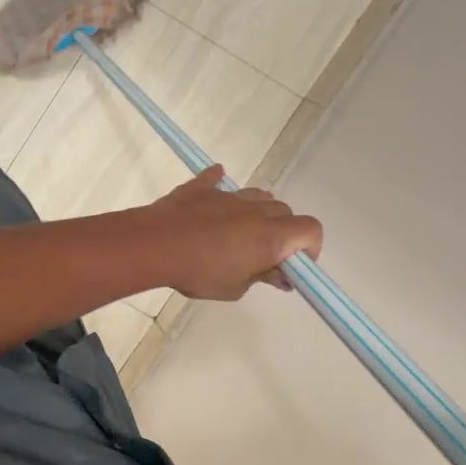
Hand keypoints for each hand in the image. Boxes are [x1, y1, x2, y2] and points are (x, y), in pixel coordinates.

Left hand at [141, 165, 323, 301]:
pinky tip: (216, 181)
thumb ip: (261, 277)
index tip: (294, 263)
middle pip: (283, 210)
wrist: (155, 244)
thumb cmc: (199, 272)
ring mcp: (226, 194)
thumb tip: (280, 275)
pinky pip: (214, 177)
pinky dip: (218, 180)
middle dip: (282, 230)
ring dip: (257, 209)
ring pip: (256, 194)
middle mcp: (254, 210)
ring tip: (240, 229)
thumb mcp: (236, 287)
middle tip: (264, 252)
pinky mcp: (199, 187)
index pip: (310, 228)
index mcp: (270, 236)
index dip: (310, 246)